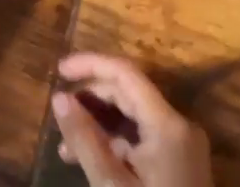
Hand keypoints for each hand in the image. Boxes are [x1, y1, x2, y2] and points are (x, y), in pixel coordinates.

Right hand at [52, 54, 211, 186]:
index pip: (125, 73)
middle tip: (58, 115)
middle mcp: (178, 126)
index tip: (57, 71)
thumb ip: (85, 139)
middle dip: (90, 99)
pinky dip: (113, 142)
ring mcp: (181, 146)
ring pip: (132, 116)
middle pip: (128, 93)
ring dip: (98, 124)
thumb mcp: (111, 184)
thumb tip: (59, 97)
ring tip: (66, 146)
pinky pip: (141, 138)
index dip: (89, 65)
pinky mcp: (179, 164)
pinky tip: (89, 160)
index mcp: (167, 124)